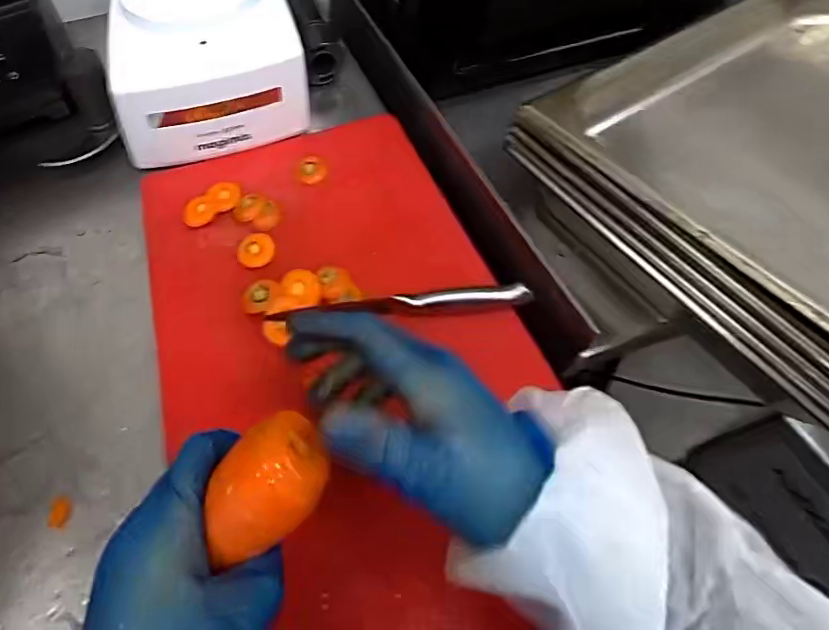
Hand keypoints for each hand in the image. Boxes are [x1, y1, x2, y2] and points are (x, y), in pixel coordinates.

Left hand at [84, 430, 283, 629]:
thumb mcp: (241, 608)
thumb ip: (265, 564)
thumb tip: (269, 541)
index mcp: (168, 510)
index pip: (202, 446)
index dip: (235, 447)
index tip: (260, 469)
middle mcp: (140, 517)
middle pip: (189, 477)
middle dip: (224, 490)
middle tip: (252, 519)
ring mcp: (122, 545)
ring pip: (173, 510)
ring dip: (204, 520)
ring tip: (228, 556)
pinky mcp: (116, 572)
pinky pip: (157, 538)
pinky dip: (183, 544)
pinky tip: (198, 583)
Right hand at [287, 311, 553, 547]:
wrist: (539, 504)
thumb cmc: (480, 485)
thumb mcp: (423, 470)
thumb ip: (373, 442)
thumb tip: (322, 421)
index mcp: (423, 370)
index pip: (365, 331)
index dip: (325, 325)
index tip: (288, 326)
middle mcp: (430, 363)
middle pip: (370, 337)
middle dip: (329, 342)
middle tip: (292, 358)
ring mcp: (439, 378)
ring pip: (381, 357)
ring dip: (344, 368)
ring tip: (317, 396)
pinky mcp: (444, 397)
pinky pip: (394, 376)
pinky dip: (365, 386)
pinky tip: (355, 413)